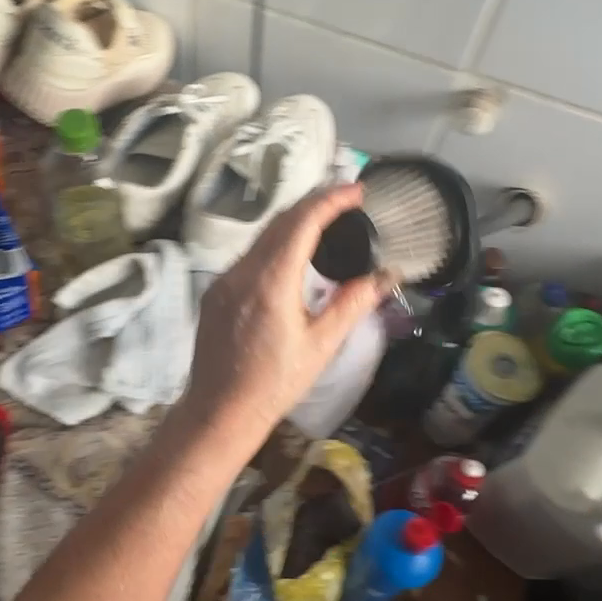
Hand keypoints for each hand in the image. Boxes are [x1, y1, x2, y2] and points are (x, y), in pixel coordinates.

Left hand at [179, 185, 396, 441]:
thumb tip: (386, 275)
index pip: (302, 223)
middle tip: (346, 199)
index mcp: (270, 282)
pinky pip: (248, 256)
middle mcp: (242, 272)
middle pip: (279, 222)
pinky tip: (291, 253)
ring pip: (261, 237)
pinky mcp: (215, 292)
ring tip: (325, 219)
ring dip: (293, 222)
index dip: (331, 200)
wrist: (219, 410)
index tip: (357, 190)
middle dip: (314, 203)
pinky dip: (274, 244)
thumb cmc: (275, 383)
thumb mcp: (321, 345)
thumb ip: (352, 303)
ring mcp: (223, 280)